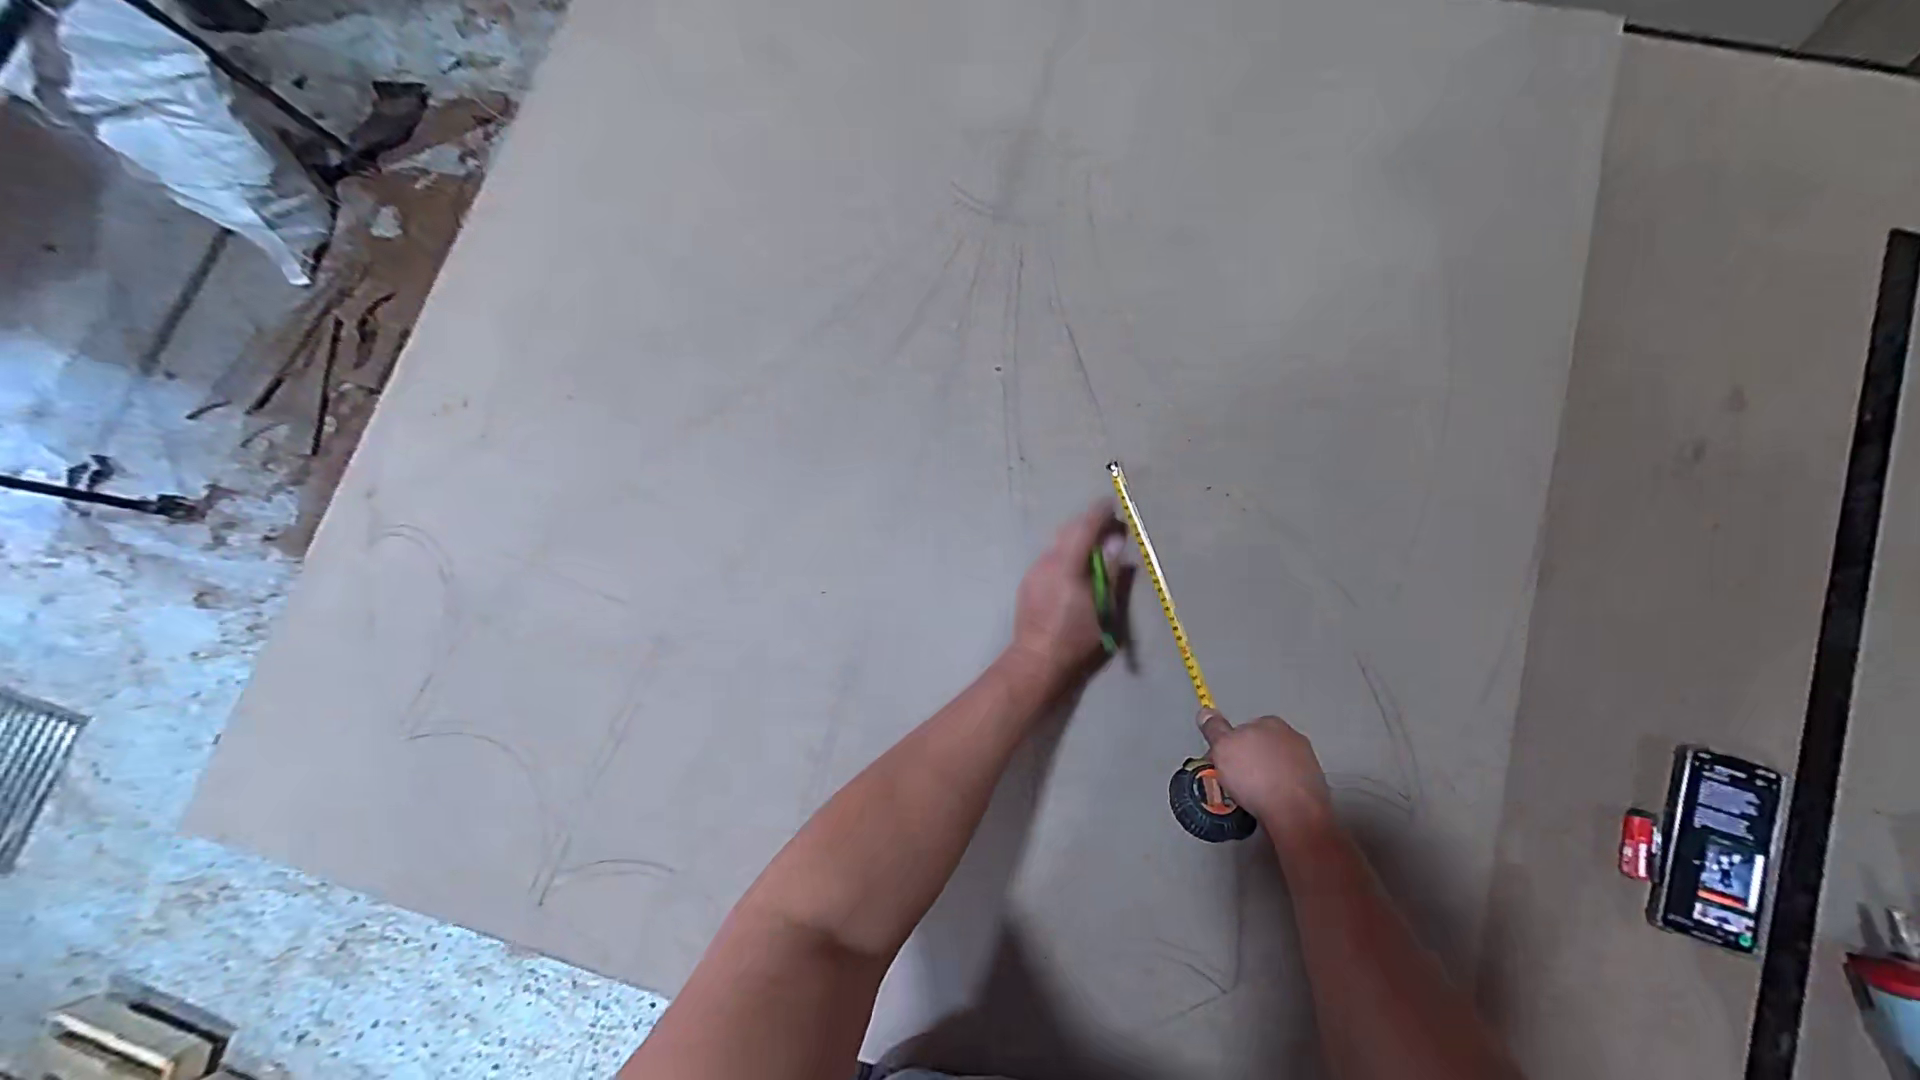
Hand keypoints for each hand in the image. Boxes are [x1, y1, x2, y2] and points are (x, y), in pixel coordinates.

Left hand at [1006, 501, 1129, 685]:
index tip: (1112, 505)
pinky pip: (1050, 560)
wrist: (1036, 662)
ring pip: (1057, 545)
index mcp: (1066, 565)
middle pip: (1068, 531)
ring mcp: (1033, 572)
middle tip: (1111, 531)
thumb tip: (1115, 544)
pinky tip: (1077, 571)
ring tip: (1097, 552)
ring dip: (1077, 541)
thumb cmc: (1076, 639)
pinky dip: (1066, 556)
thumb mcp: (1104, 609)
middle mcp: (1046, 562)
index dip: (1099, 514)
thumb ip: (1111, 573)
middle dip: (1089, 525)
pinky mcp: (1028, 584)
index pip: (1084, 527)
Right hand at [1198, 709, 1333, 831]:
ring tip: (1252, 795)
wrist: (1295, 813)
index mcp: (1270, 722)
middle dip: (1247, 760)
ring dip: (1263, 776)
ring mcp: (1308, 761)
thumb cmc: (1255, 776)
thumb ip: (1214, 729)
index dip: (1228, 746)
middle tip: (1235, 779)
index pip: (1242, 729)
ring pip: (1275, 765)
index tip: (1221, 763)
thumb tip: (1206, 712)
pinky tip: (1269, 802)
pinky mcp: (1316, 785)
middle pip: (1260, 746)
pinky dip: (1278, 790)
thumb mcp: (1223, 748)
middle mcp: (1292, 736)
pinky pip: (1288, 783)